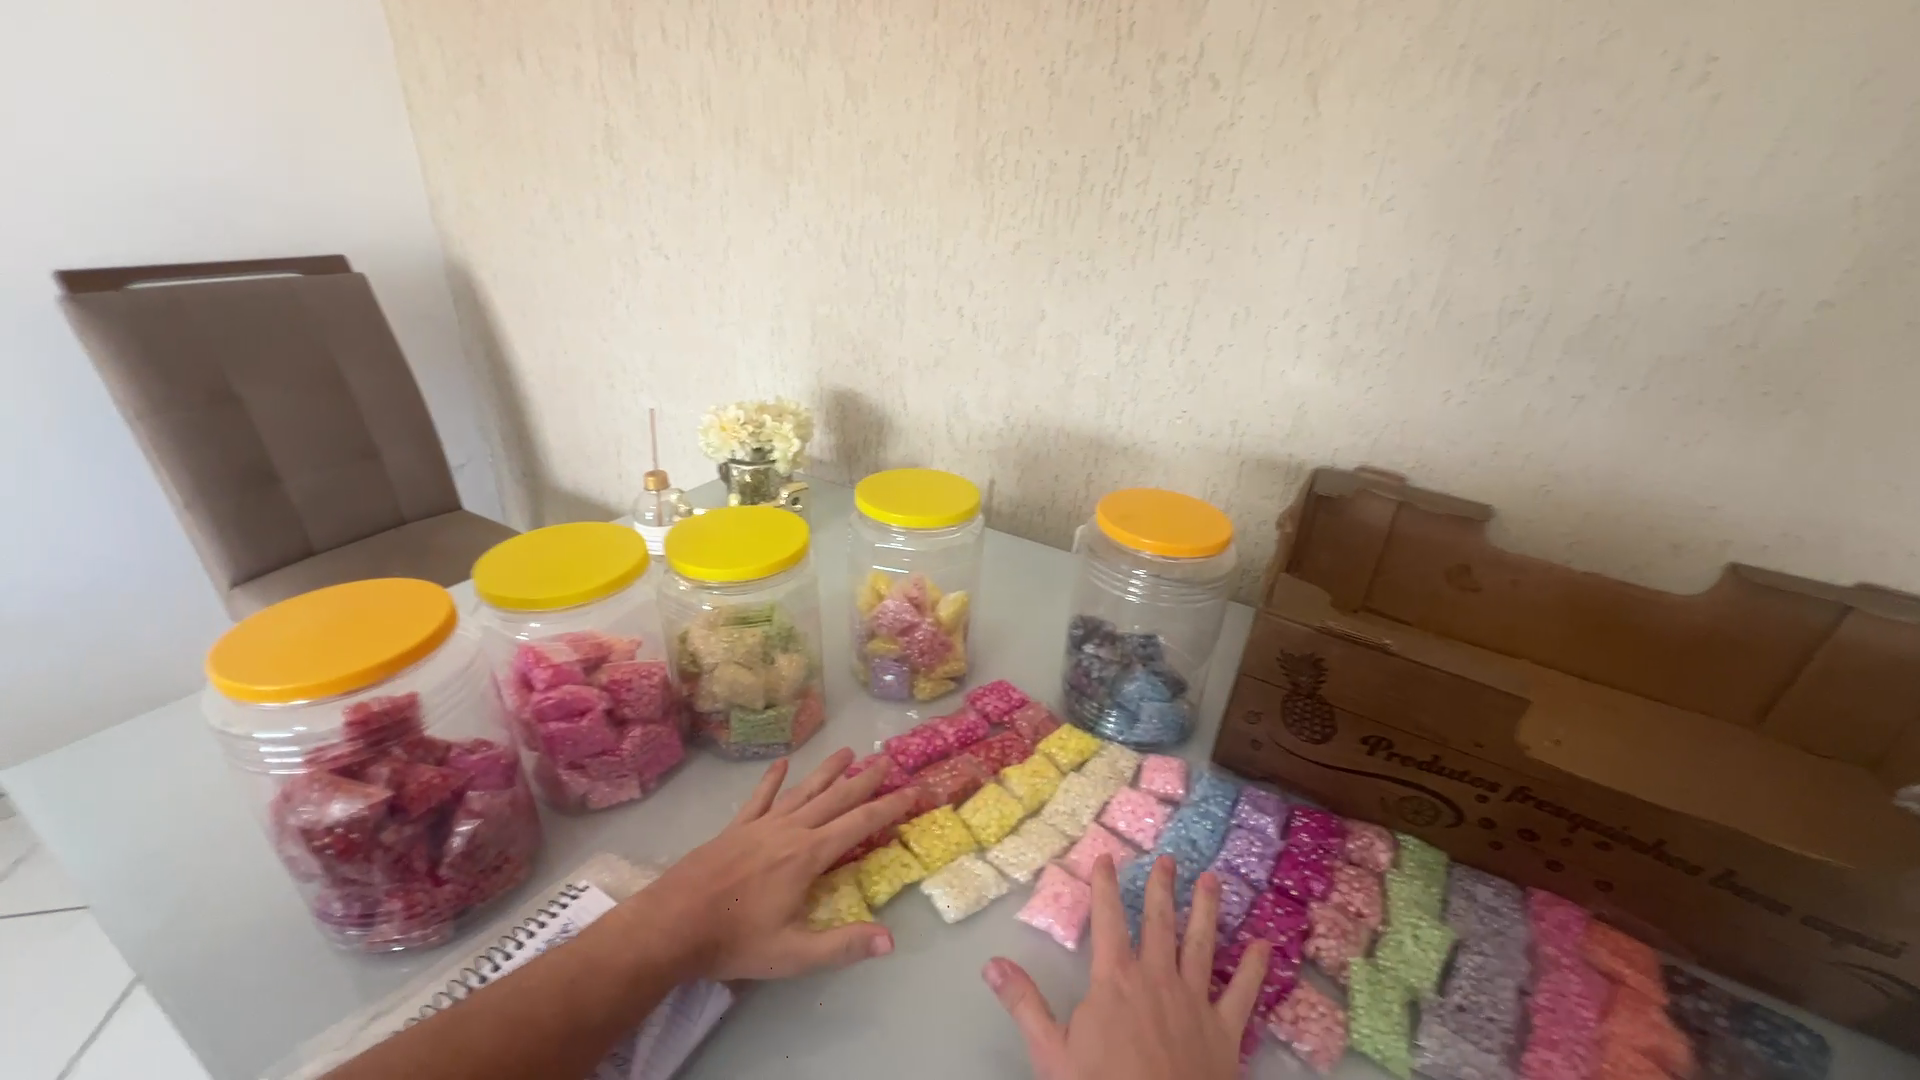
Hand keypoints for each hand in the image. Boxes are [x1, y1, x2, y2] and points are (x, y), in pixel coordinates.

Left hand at [632, 747, 915, 981]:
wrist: (671, 924)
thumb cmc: (735, 941)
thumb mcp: (794, 954)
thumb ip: (843, 946)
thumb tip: (891, 940)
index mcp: (809, 855)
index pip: (861, 823)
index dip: (891, 807)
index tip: (915, 791)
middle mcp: (790, 830)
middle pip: (836, 798)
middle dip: (864, 780)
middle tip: (887, 760)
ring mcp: (760, 826)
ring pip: (803, 791)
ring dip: (828, 771)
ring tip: (848, 751)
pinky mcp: (735, 829)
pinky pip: (759, 798)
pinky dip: (773, 779)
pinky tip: (782, 763)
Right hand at [983, 856, 1272, 1079]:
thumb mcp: (1051, 1052)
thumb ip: (1024, 1003)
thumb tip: (991, 963)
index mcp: (1116, 979)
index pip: (1108, 920)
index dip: (1105, 886)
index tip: (1106, 857)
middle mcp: (1158, 978)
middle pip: (1160, 922)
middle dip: (1162, 887)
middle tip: (1168, 858)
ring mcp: (1196, 1001)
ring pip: (1202, 945)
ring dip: (1206, 910)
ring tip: (1212, 880)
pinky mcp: (1226, 1031)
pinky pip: (1243, 993)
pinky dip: (1255, 968)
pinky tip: (1265, 945)